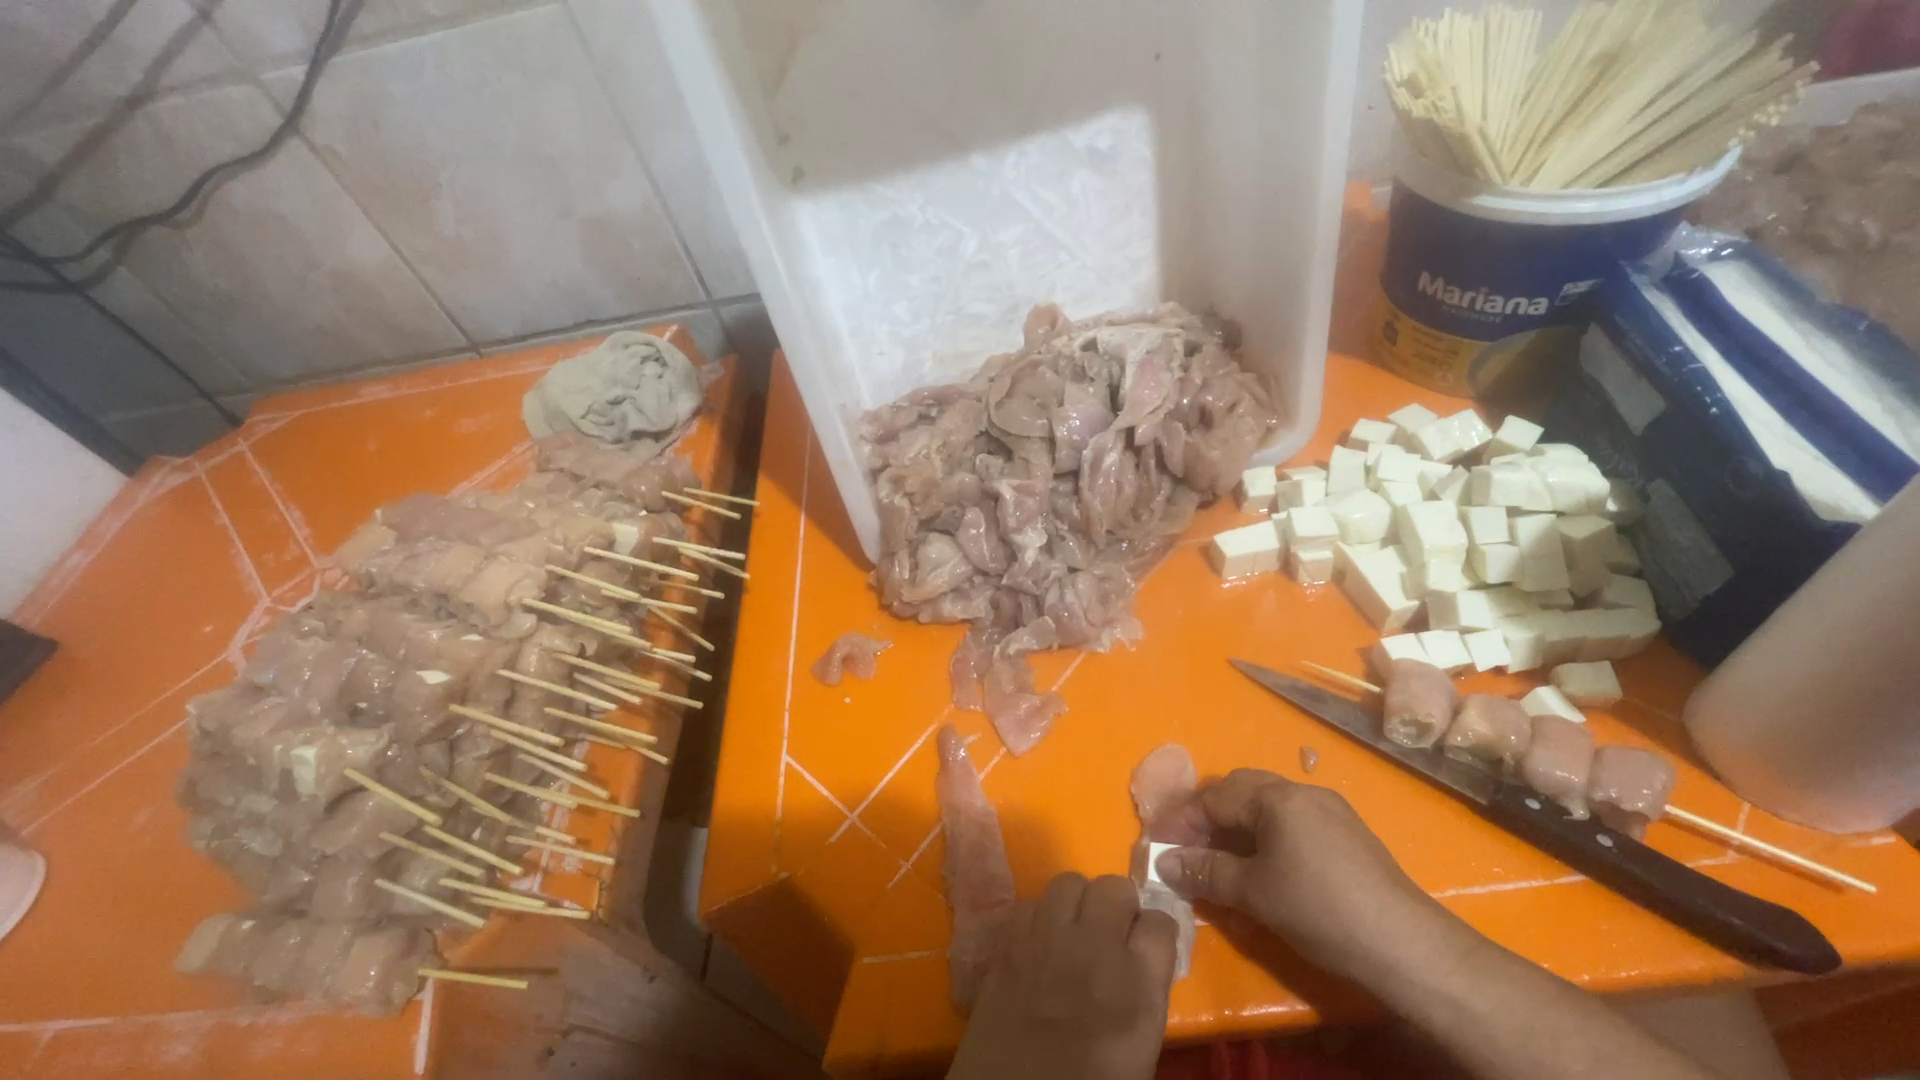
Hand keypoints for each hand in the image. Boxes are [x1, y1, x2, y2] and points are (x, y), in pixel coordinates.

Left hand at [948, 873, 1176, 1079]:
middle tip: (1111, 932)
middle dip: (1119, 904)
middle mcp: (1094, 949)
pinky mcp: (1009, 943)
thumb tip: (1145, 955)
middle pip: (1115, 887)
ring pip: (1070, 881)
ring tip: (1075, 929)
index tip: (1148, 944)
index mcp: (1137, 984)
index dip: (1156, 932)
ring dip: (1078, 901)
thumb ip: (1146, 989)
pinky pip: (1031, 902)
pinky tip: (1041, 942)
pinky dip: (1040, 915)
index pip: (1162, 922)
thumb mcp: (1140, 1045)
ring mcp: (1047, 940)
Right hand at [1154, 769, 1458, 985]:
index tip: (1159, 847)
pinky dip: (1265, 838)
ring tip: (1219, 863)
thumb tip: (1164, 862)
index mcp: (1278, 797)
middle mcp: (1303, 792)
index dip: (1182, 820)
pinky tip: (1261, 870)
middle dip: (1208, 817)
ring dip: (1237, 829)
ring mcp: (1330, 812)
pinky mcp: (1348, 836)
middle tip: (1187, 850)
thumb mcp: (1254, 893)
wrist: (1404, 943)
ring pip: (1268, 807)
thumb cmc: (1320, 909)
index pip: (1215, 796)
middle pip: (1241, 791)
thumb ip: (1206, 871)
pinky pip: (1292, 824)